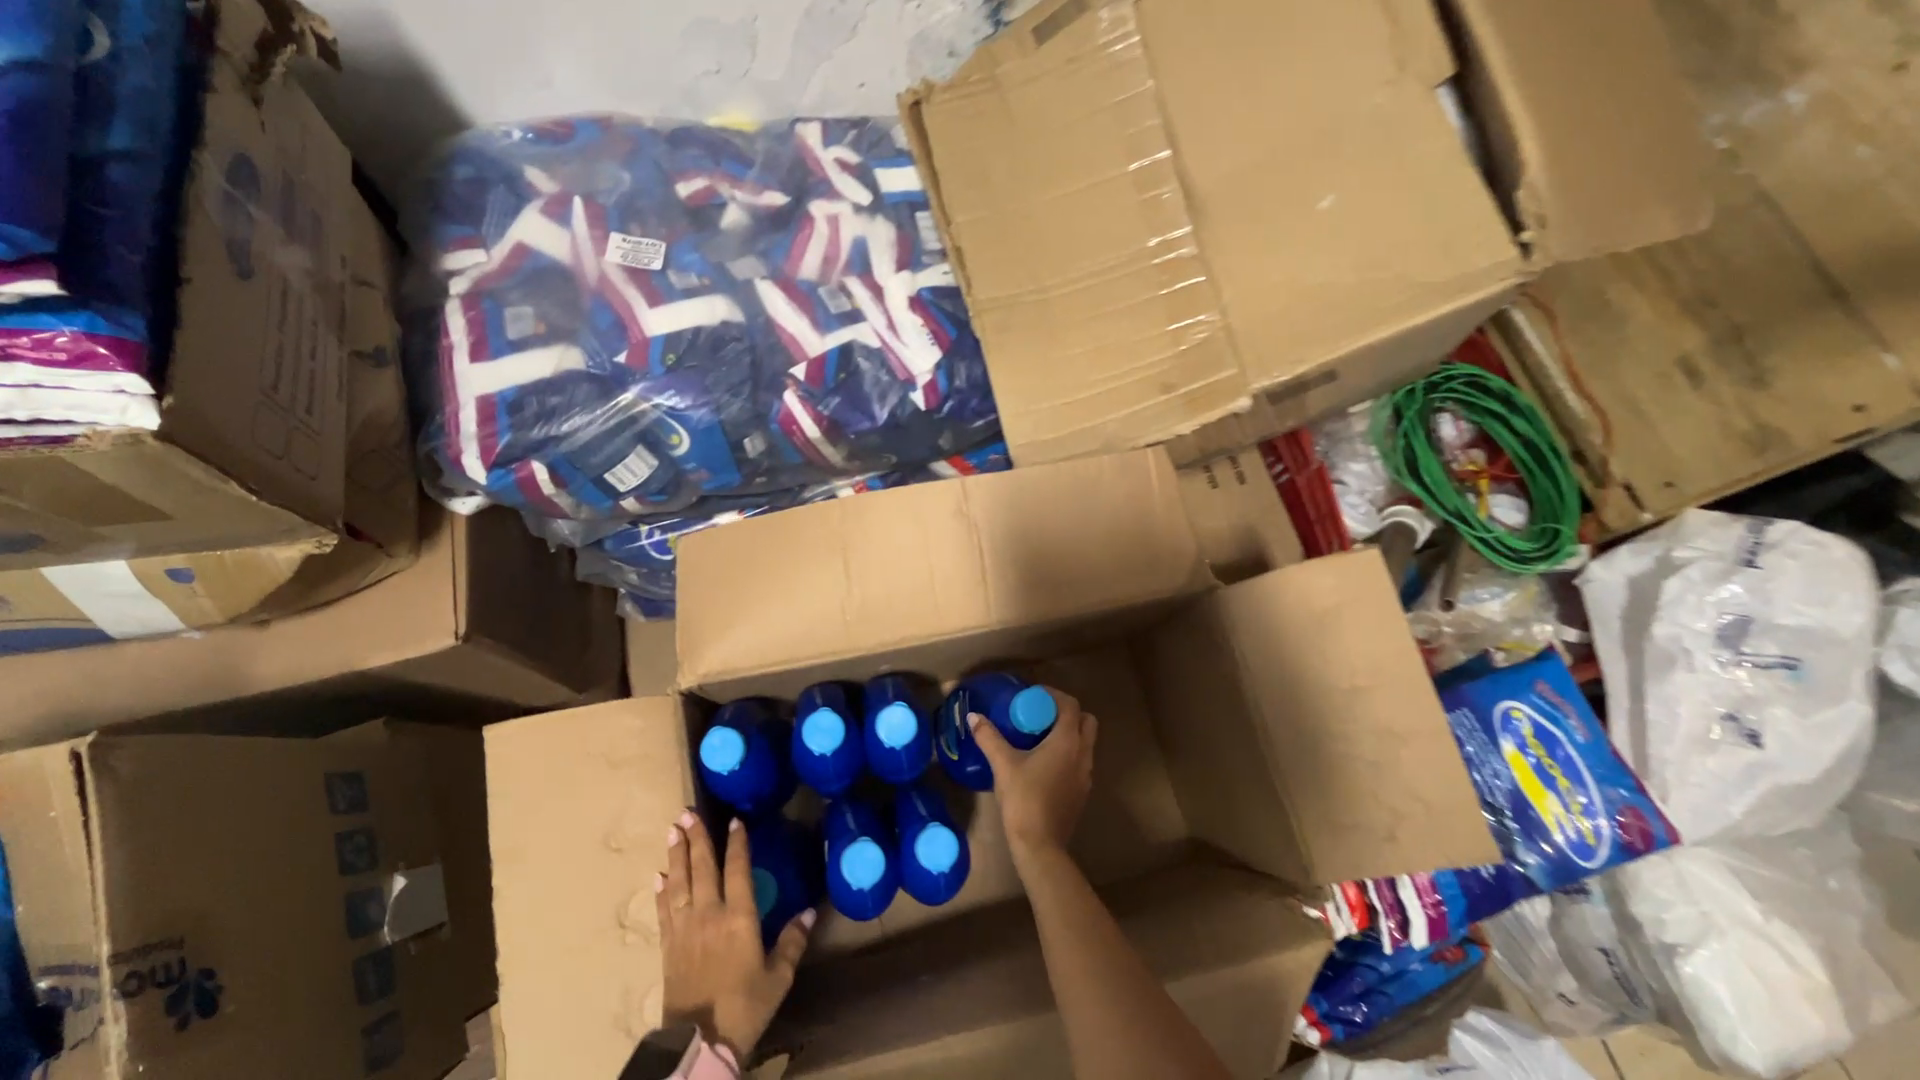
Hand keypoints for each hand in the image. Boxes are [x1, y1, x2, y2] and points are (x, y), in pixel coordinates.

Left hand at [657, 811, 813, 1060]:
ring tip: (672, 830)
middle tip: (687, 812)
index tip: (734, 821)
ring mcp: (684, 928)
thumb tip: (809, 911)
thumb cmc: (745, 1006)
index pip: (737, 870)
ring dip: (676, 855)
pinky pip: (663, 909)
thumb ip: (792, 942)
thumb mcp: (778, 977)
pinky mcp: (668, 945)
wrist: (701, 1039)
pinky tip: (658, 876)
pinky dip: (661, 890)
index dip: (737, 844)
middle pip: (702, 868)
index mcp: (739, 917)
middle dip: (696, 838)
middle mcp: (709, 914)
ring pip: (678, 882)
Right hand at [970, 687, 1097, 872]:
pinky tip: (1045, 764)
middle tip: (1040, 715)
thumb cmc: (1023, 799)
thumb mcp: (1003, 765)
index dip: (1054, 695)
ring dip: (1069, 734)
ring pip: (1086, 743)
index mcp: (1068, 742)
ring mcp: (1086, 775)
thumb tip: (974, 717)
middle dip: (1067, 713)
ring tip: (1040, 737)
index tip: (1034, 695)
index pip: (1071, 705)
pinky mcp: (1083, 792)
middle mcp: (1083, 754)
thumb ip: (989, 737)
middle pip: (1086, 721)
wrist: (1040, 844)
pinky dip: (1069, 754)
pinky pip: (1080, 762)